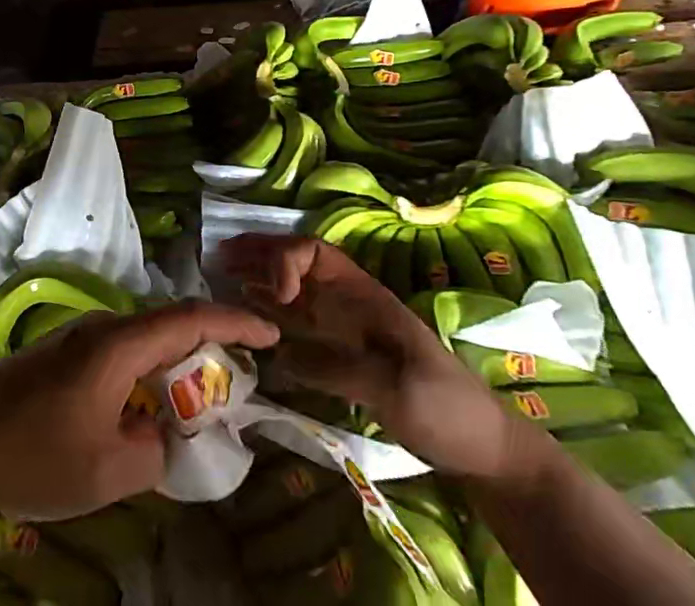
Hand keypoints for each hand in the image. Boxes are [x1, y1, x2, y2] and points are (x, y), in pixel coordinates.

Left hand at [0, 301, 278, 519]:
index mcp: (118, 345)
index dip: (237, 323)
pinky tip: (140, 406)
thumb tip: (162, 433)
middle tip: (237, 379)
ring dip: (173, 364)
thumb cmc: (31, 457)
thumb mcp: (107, 472)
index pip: (192, 318)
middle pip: (170, 325)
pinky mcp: (58, 354)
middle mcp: (101, 328)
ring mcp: (76, 338)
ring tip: (192, 400)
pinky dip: (145, 372)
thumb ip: (155, 451)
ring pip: (143, 340)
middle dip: (210, 347)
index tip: (272, 334)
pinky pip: (118, 352)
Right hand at [218, 234, 542, 481]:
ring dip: (259, 279)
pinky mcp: (340, 356)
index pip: (317, 253)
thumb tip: (280, 356)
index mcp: (365, 297)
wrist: (474, 442)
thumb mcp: (396, 387)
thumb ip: (340, 368)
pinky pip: (297, 326)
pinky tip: (248, 319)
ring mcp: (343, 329)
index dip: (286, 261)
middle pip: (299, 264)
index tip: (274, 295)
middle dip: (261, 256)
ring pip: (294, 291)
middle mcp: (348, 304)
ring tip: (221, 278)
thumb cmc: (442, 406)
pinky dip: (269, 316)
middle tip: (220, 257)